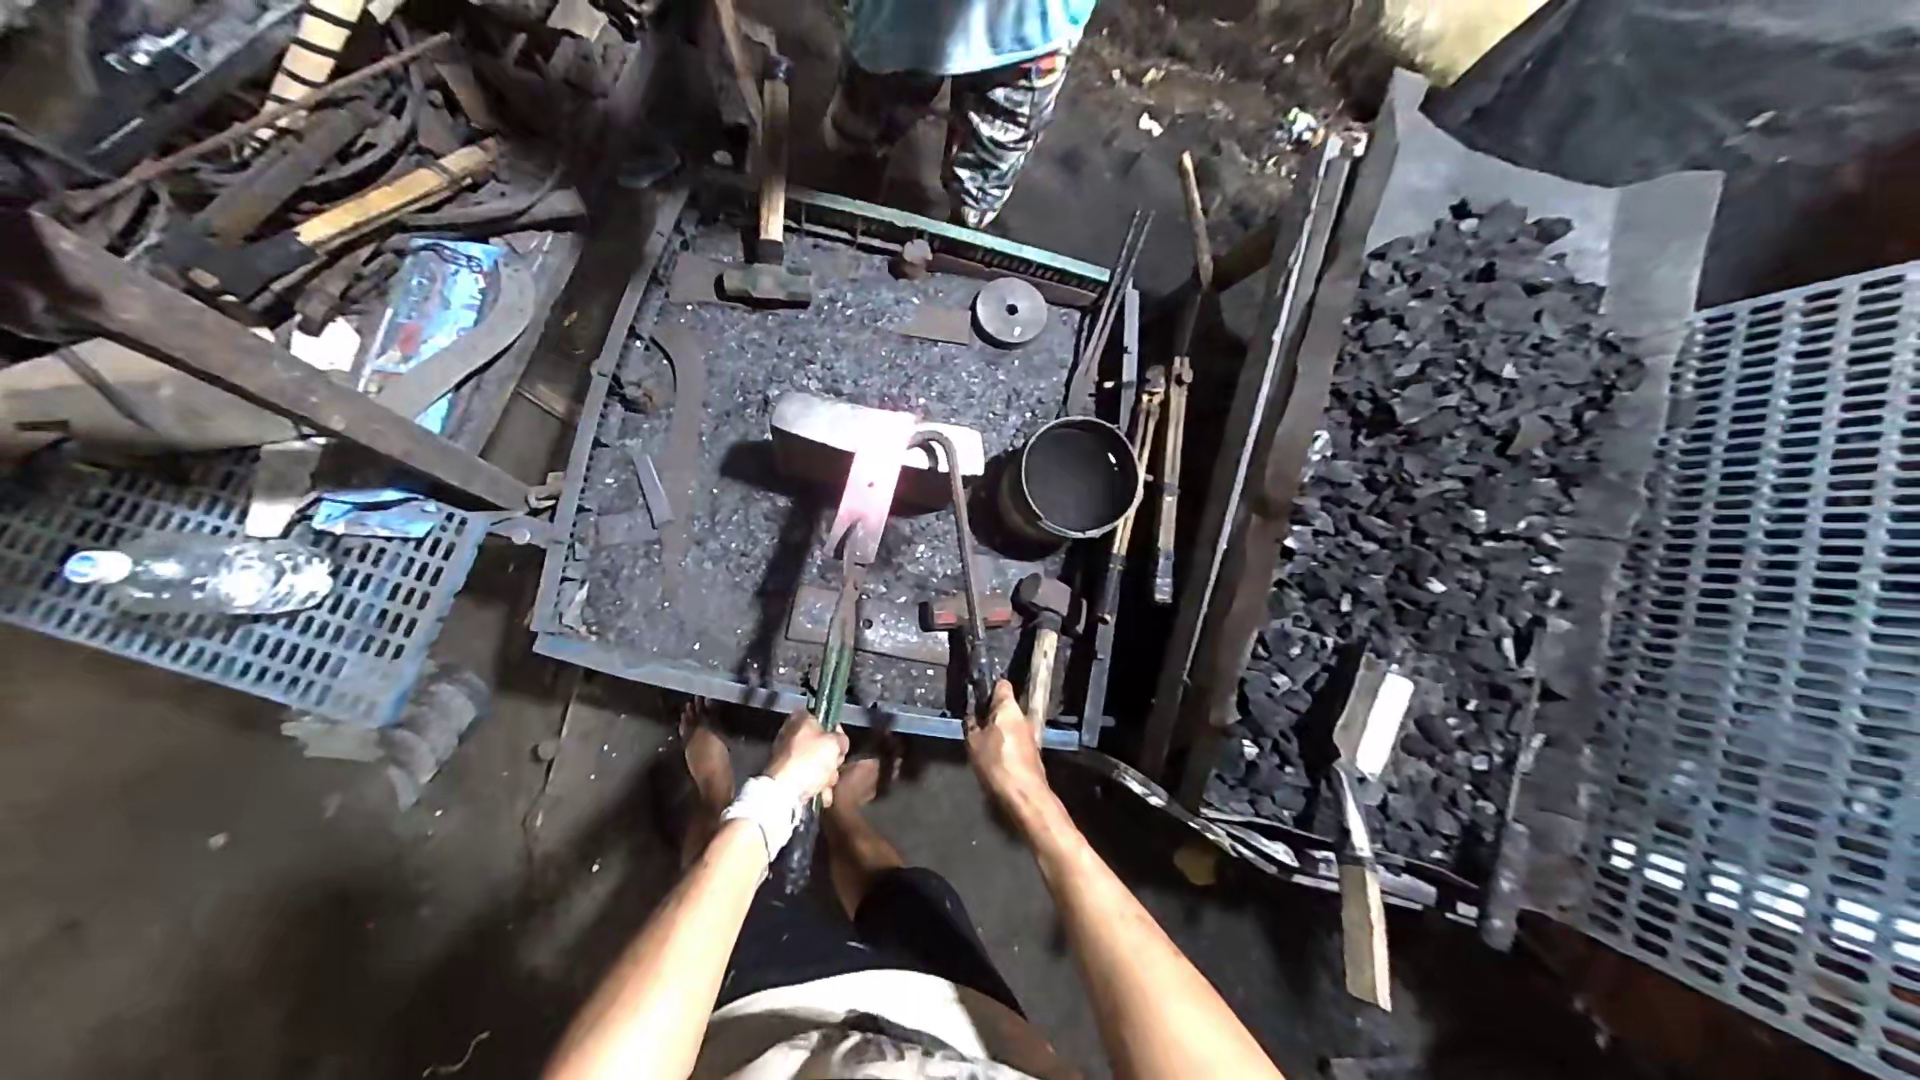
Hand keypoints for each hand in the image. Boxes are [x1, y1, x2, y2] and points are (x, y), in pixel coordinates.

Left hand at [764, 708, 849, 804]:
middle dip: (832, 759)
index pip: (823, 719)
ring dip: (827, 776)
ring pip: (818, 763)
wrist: (784, 792)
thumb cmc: (809, 761)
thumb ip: (841, 738)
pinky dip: (816, 787)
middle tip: (834, 765)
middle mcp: (791, 734)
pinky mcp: (786, 776)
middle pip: (822, 744)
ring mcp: (787, 756)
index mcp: (800, 719)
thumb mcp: (835, 743)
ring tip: (825, 784)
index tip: (840, 743)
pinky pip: (808, 778)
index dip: (835, 732)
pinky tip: (821, 794)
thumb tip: (840, 741)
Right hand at [966, 680, 1054, 820]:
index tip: (977, 696)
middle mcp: (1024, 715)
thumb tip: (971, 715)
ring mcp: (1031, 733)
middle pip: (1006, 706)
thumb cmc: (996, 762)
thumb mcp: (973, 742)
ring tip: (982, 741)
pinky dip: (1006, 743)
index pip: (1001, 684)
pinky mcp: (1033, 750)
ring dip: (999, 729)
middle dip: (992, 713)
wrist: (1024, 794)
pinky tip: (995, 755)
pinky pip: (1016, 739)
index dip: (989, 687)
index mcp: (1009, 707)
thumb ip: (971, 724)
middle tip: (975, 722)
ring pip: (1011, 724)